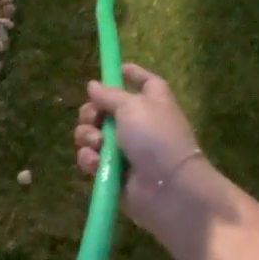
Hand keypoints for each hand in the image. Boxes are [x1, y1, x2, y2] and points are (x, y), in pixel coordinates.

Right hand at [73, 63, 220, 233]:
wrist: (170, 189)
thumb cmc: (156, 137)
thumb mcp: (132, 106)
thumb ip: (109, 95)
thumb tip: (93, 85)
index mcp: (152, 102)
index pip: (144, 81)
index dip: (132, 74)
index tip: (116, 70)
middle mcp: (139, 124)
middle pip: (105, 109)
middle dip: (91, 112)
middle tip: (93, 118)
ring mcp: (126, 150)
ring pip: (92, 134)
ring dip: (88, 136)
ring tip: (97, 143)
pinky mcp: (114, 173)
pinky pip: (91, 159)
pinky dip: (89, 159)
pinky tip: (95, 162)